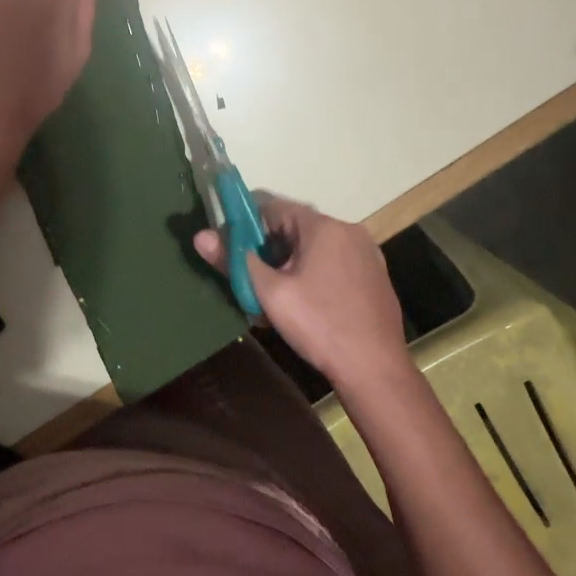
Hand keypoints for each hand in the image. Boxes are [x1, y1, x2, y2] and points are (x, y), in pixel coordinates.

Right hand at [194, 195, 408, 380]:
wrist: (374, 369)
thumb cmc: (318, 324)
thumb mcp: (269, 292)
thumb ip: (234, 260)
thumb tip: (200, 236)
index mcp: (324, 226)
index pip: (273, 207)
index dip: (246, 225)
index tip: (231, 249)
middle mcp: (349, 230)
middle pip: (294, 227)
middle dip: (268, 248)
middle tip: (250, 279)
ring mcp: (367, 253)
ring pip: (314, 247)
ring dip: (290, 263)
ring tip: (274, 295)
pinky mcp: (375, 276)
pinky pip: (334, 263)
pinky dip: (313, 274)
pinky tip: (305, 304)